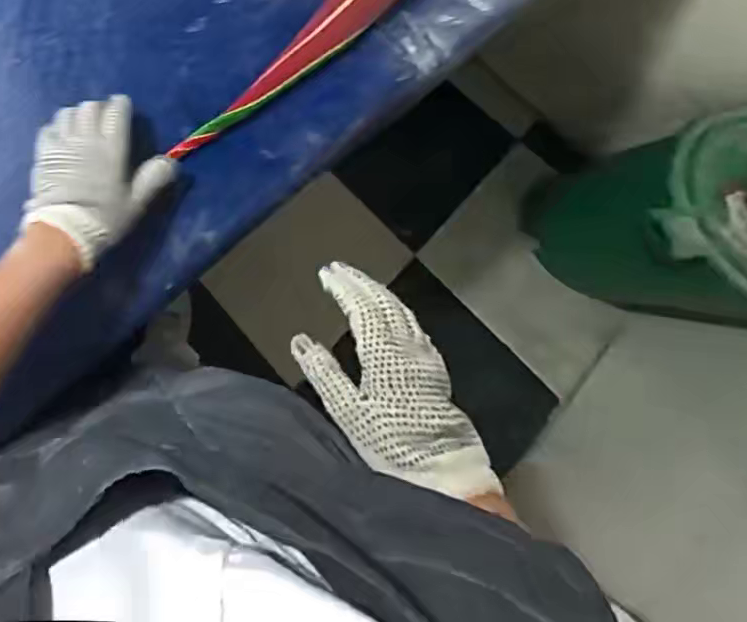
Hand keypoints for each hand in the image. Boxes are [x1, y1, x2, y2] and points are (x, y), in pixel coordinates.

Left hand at [21, 95, 177, 270]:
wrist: (64, 229)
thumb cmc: (104, 217)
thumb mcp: (136, 201)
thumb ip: (154, 178)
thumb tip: (171, 161)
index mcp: (112, 147)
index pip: (116, 110)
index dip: (120, 105)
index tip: (122, 108)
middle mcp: (86, 138)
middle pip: (90, 107)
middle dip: (98, 108)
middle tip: (102, 119)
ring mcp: (62, 143)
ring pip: (67, 113)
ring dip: (76, 115)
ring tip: (80, 126)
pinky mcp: (43, 152)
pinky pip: (48, 128)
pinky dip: (56, 128)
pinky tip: (60, 138)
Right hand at [291, 262, 501, 500]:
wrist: (446, 477)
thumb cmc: (391, 444)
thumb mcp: (348, 412)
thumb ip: (324, 373)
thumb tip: (300, 339)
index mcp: (385, 357)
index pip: (364, 310)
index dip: (345, 289)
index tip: (326, 273)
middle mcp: (409, 352)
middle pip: (387, 306)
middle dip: (362, 283)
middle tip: (339, 269)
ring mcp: (427, 361)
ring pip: (404, 314)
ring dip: (380, 293)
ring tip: (360, 282)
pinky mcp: (436, 372)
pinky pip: (414, 327)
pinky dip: (396, 310)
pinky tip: (390, 313)